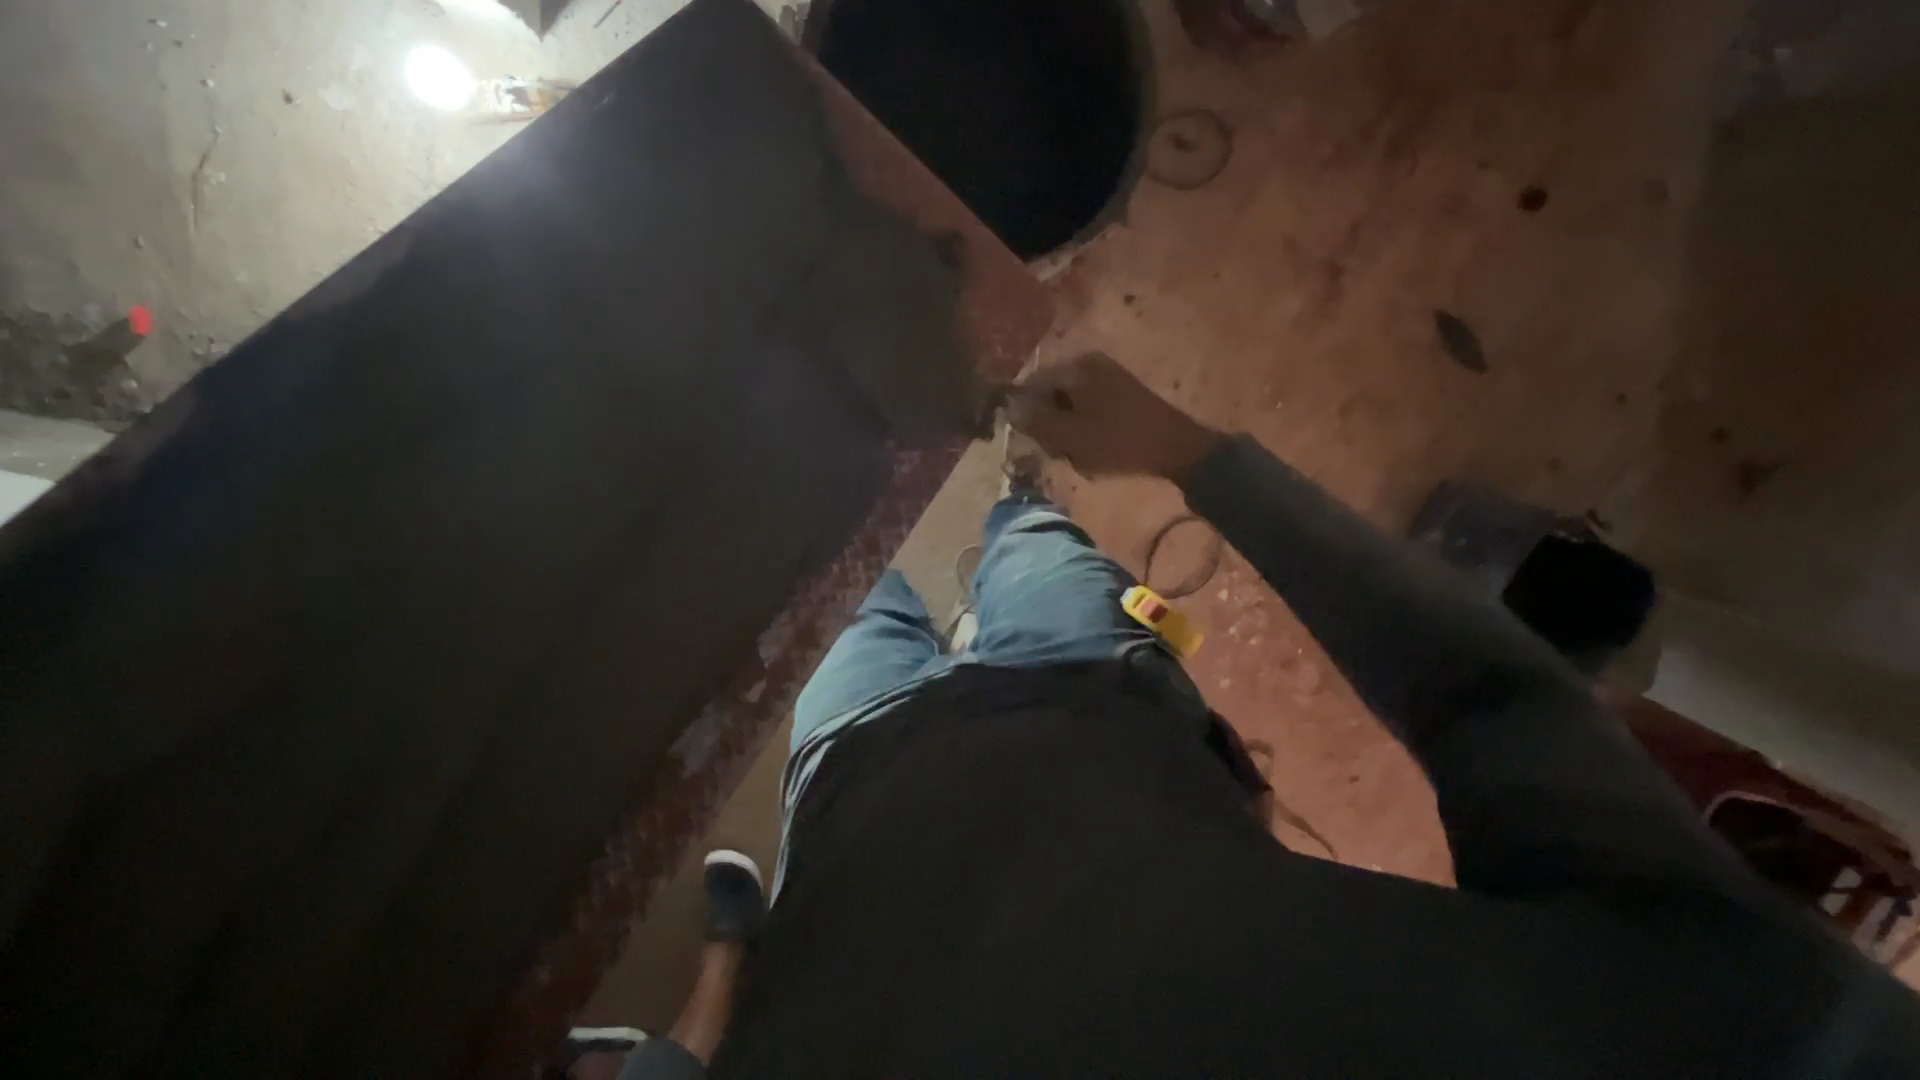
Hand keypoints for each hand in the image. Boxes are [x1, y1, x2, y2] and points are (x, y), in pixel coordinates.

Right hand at [1004, 352, 1225, 481]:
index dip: (1024, 414)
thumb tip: (1010, 408)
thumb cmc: (1120, 444)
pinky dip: (1085, 429)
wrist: (1178, 451)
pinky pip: (1088, 408)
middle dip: (1049, 423)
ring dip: (1067, 430)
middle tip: (1059, 451)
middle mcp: (1089, 363)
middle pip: (1050, 393)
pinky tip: (1094, 448)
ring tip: (1079, 453)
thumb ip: (1037, 421)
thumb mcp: (1072, 437)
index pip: (1031, 385)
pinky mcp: (1121, 393)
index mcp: (1075, 367)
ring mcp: (1108, 376)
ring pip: (1069, 404)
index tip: (1031, 441)